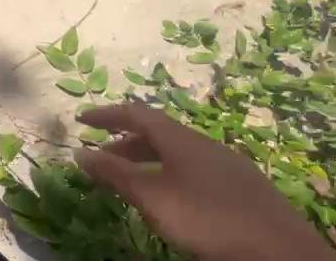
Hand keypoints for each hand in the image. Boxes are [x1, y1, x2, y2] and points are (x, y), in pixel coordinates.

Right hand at [75, 102, 333, 260]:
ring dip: (153, 162)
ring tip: (139, 182)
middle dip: (127, 143)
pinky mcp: (255, 194)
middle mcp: (210, 146)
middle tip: (106, 159)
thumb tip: (80, 153)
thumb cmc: (210, 221)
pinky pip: (204, 173)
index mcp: (183, 139)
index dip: (105, 114)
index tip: (81, 120)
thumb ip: (114, 173)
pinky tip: (179, 199)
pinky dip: (178, 176)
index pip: (136, 113)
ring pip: (183, 155)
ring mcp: (237, 170)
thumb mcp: (152, 198)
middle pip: (160, 134)